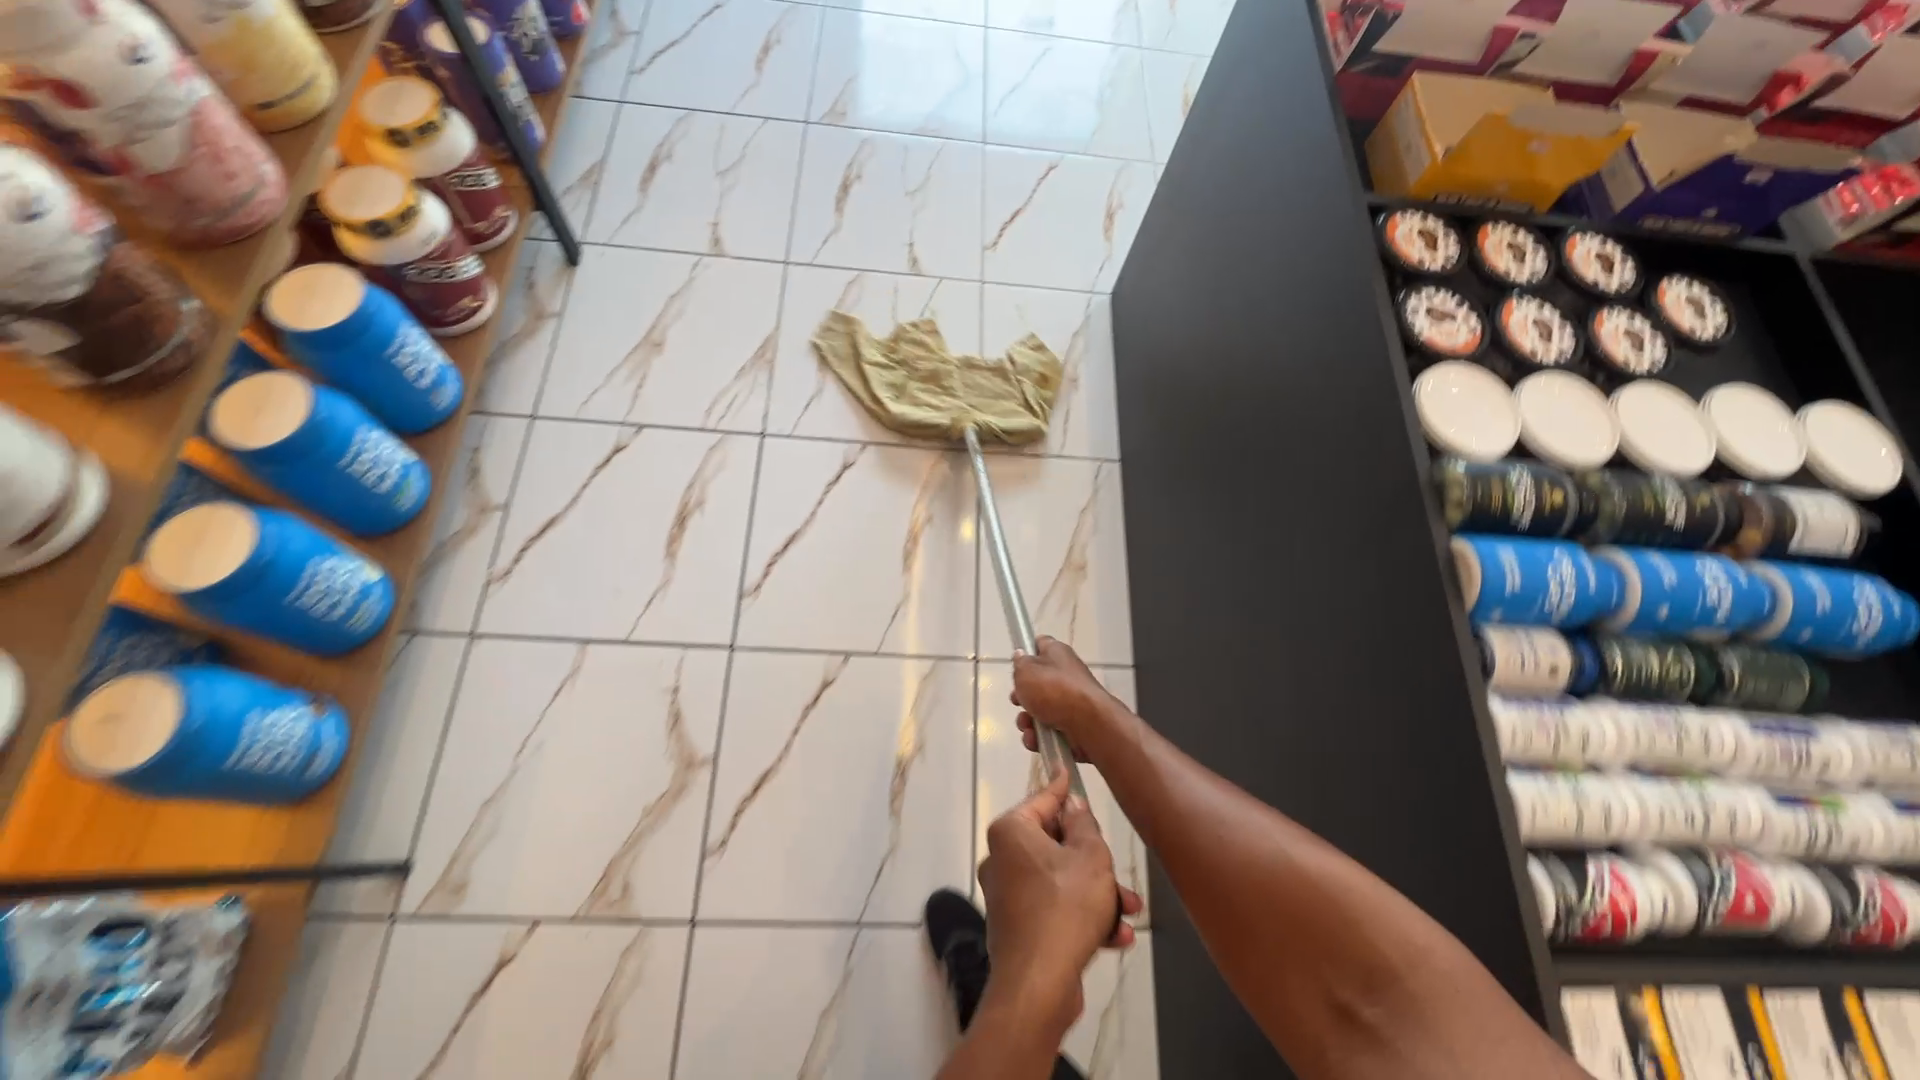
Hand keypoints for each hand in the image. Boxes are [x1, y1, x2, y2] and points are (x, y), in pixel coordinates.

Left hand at [976, 768, 1144, 1038]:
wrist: (1038, 983)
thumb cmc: (1065, 907)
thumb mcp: (1090, 857)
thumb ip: (1085, 826)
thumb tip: (1073, 808)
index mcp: (1011, 832)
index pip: (1043, 799)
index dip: (1063, 789)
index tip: (1069, 771)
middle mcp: (1001, 859)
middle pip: (1056, 846)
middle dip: (1095, 862)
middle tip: (1118, 872)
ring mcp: (1006, 896)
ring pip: (1062, 882)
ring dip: (1098, 895)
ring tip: (1128, 911)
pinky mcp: (1017, 928)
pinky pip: (1055, 911)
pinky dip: (1083, 919)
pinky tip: (1115, 936)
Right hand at [1012, 637, 1121, 759]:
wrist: (1088, 724)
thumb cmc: (1054, 690)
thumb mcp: (1026, 671)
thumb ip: (1019, 664)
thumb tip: (1021, 656)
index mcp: (1057, 654)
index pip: (1040, 645)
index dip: (1026, 652)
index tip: (1015, 664)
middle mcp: (1065, 676)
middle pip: (1036, 683)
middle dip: (1022, 696)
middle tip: (1017, 701)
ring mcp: (1070, 702)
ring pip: (1039, 710)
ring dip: (1027, 721)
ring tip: (1027, 726)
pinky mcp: (1073, 726)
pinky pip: (1049, 731)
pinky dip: (1039, 737)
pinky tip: (1035, 740)